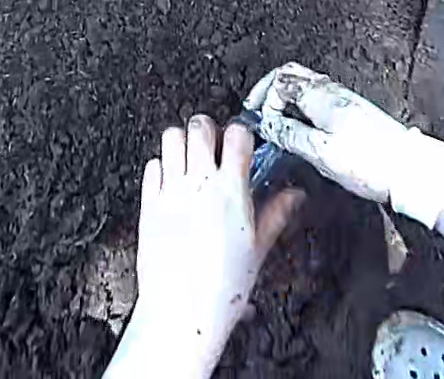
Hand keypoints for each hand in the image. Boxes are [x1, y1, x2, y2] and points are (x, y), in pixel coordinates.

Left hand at [106, 116, 303, 378]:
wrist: (180, 317)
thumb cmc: (221, 289)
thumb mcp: (257, 248)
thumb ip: (276, 214)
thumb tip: (295, 196)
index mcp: (231, 189)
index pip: (237, 133)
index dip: (240, 132)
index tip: (241, 142)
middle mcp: (200, 182)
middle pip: (200, 125)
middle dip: (208, 129)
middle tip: (212, 145)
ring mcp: (172, 190)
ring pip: (172, 136)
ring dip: (181, 142)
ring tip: (190, 158)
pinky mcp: (149, 203)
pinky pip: (151, 165)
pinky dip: (160, 167)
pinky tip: (171, 182)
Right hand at [245, 62, 443, 227]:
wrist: (412, 171)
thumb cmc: (371, 163)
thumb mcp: (322, 153)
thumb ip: (291, 134)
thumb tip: (267, 123)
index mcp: (322, 96)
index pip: (281, 79)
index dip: (263, 96)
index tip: (257, 118)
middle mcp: (333, 91)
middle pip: (293, 74)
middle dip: (270, 88)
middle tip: (258, 109)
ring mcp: (344, 99)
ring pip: (305, 84)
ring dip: (285, 96)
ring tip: (274, 118)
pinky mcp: (352, 111)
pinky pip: (317, 96)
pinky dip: (300, 104)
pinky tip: (300, 124)